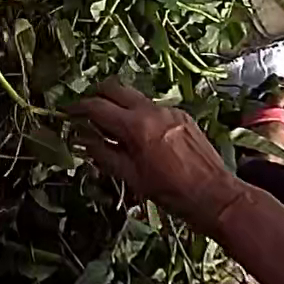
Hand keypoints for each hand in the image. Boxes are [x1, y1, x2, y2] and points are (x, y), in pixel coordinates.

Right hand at [66, 81, 253, 237]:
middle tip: (86, 111)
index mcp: (136, 126)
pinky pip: (153, 107)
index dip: (78, 108)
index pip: (98, 107)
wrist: (215, 195)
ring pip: (134, 96)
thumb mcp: (131, 177)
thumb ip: (104, 154)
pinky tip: (141, 136)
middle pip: (114, 87)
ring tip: (112, 127)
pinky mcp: (181, 114)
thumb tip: (82, 139)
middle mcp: (151, 110)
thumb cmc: (171, 193)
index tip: (67, 112)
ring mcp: (169, 110)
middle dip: (96, 95)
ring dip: (119, 105)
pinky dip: (140, 115)